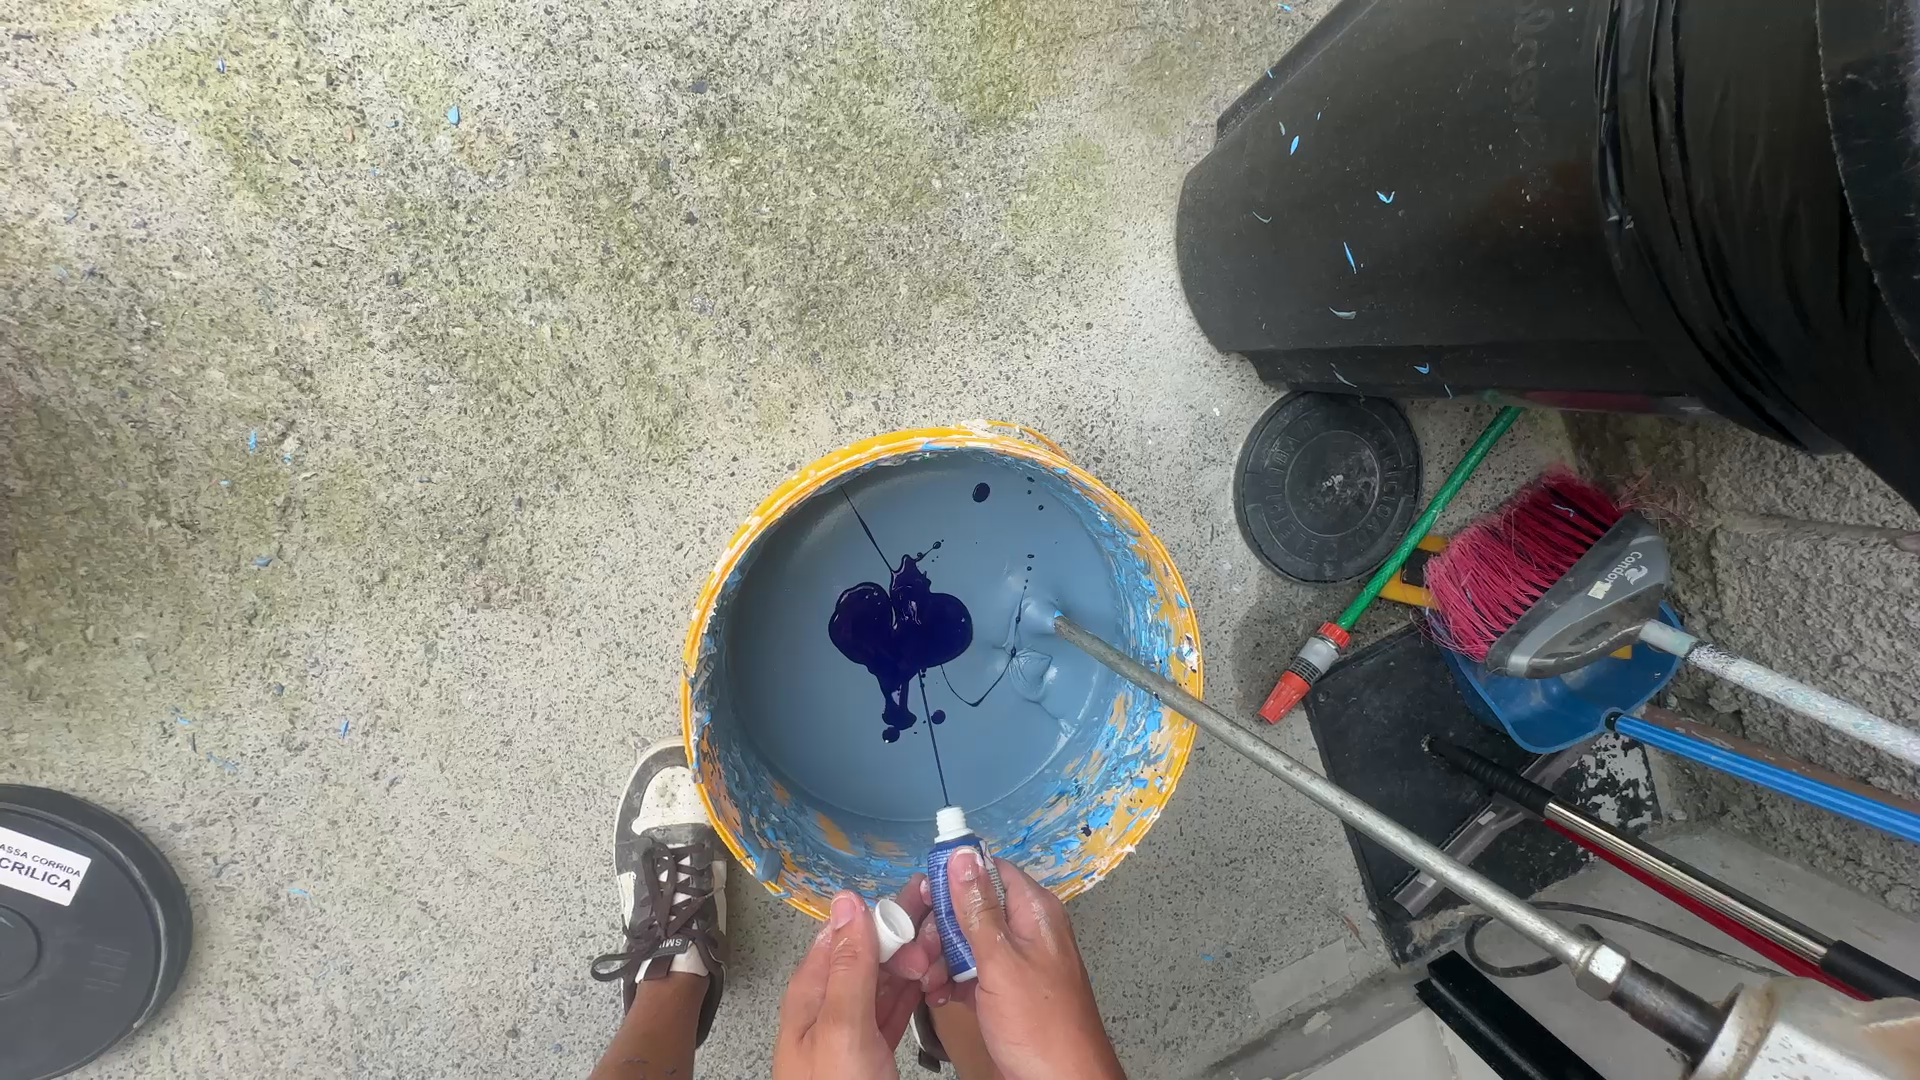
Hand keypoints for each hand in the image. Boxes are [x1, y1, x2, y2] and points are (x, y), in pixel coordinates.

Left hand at [774, 883, 939, 1079]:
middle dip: (905, 935)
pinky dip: (913, 989)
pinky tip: (932, 977)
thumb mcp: (841, 1029)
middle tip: (940, 931)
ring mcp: (851, 1027)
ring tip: (942, 949)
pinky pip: (894, 1005)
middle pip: (869, 950)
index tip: (922, 898)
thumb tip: (849, 899)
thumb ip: (849, 966)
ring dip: (913, 960)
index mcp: (813, 990)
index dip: (884, 911)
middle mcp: (830, 1003)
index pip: (848, 930)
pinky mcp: (872, 1050)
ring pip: (885, 976)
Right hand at [935, 850, 1124, 1079]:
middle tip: (921, 951)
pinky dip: (952, 980)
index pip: (989, 871)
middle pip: (974, 907)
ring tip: (925, 978)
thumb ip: (978, 907)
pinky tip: (935, 994)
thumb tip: (963, 853)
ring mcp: (1016, 959)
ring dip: (941, 957)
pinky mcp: (1006, 989)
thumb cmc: (1040, 1024)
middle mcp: (1026, 928)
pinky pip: (973, 970)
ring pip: (969, 940)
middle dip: (942, 927)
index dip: (955, 878)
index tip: (925, 895)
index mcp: (1033, 909)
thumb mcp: (1001, 960)